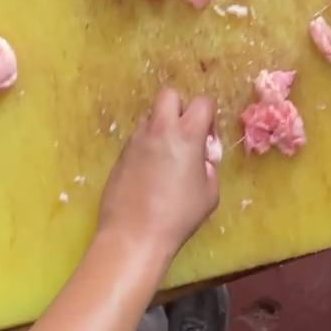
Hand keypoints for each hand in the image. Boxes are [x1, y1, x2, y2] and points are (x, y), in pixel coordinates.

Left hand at [97, 87, 218, 259]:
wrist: (133, 235)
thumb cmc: (178, 216)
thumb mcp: (210, 193)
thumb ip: (208, 167)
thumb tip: (200, 161)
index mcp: (186, 134)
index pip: (202, 102)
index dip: (209, 118)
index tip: (207, 142)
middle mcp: (159, 129)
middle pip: (169, 95)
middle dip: (180, 109)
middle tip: (185, 138)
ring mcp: (135, 140)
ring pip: (152, 119)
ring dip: (162, 132)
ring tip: (166, 164)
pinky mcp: (120, 155)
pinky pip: (138, 141)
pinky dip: (147, 149)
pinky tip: (149, 177)